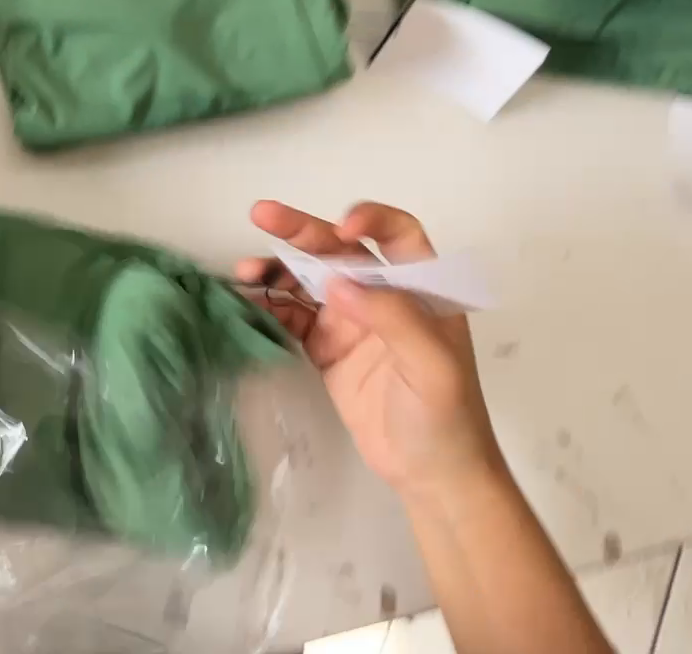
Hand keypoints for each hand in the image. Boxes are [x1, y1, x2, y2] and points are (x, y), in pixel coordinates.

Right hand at [235, 201, 501, 502]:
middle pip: (337, 249)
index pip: (398, 236)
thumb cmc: (447, 417)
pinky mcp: (324, 345)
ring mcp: (348, 319)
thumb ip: (393, 317)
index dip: (371, 220)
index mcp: (420, 289)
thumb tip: (337, 282)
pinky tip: (246, 301)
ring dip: (275, 268)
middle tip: (261, 214)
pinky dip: (267, 303)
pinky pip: (290, 313)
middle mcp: (381, 294)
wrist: (430, 477)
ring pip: (307, 278)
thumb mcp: (433, 367)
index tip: (341, 228)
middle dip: (300, 230)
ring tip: (244, 271)